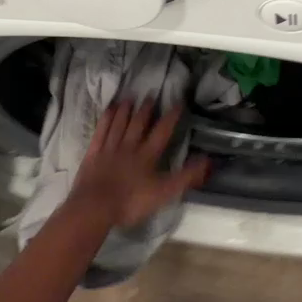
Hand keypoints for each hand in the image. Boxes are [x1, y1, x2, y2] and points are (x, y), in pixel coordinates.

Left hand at [68, 99, 209, 228]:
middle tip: (150, 95)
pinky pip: (101, 131)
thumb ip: (186, 176)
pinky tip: (109, 110)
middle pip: (138, 124)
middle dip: (146, 110)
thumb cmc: (131, 202)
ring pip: (119, 124)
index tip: (178, 102)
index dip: (171, 117)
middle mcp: (129, 146)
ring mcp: (109, 148)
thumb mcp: (164, 192)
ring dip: (125, 110)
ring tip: (129, 98)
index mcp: (147, 155)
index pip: (162, 131)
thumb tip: (208, 160)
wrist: (95, 207)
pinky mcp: (93, 153)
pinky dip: (106, 119)